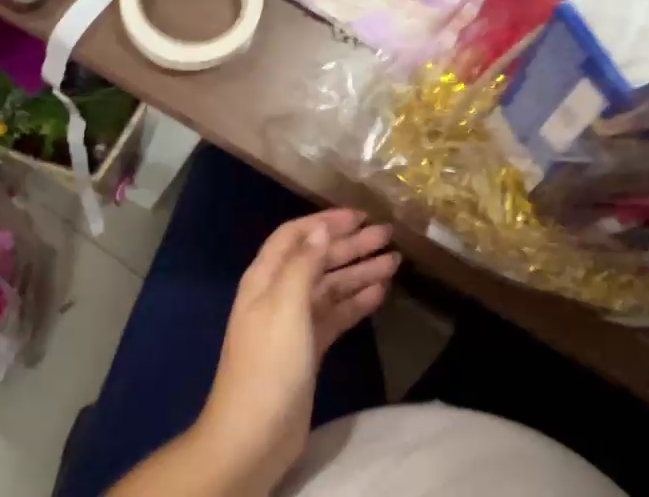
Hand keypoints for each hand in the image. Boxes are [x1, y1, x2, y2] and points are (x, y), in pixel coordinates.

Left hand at [195, 210, 398, 489]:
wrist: (253, 434)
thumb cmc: (268, 364)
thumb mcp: (284, 307)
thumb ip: (302, 265)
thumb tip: (320, 227)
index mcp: (264, 278)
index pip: (294, 236)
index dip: (325, 221)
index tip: (360, 215)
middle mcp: (277, 294)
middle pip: (316, 259)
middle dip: (350, 245)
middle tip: (388, 236)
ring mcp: (293, 323)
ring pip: (330, 287)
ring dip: (359, 272)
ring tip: (395, 262)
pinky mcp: (308, 350)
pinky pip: (335, 316)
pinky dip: (355, 303)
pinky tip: (379, 294)